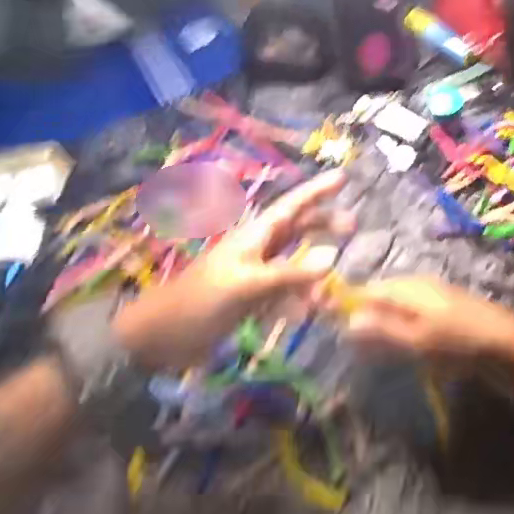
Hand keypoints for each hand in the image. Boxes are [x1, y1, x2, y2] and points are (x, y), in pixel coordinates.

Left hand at [112, 169, 350, 369]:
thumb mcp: (248, 285)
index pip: (294, 205)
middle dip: (324, 224)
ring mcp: (255, 273)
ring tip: (331, 286)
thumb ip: (290, 272)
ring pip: (294, 261)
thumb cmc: (201, 301)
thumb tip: (333, 256)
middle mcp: (259, 247)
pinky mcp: (251, 298)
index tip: (344, 176)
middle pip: (298, 227)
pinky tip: (306, 311)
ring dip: (312, 269)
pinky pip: (284, 290)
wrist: (160, 337)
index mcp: (255, 234)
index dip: (318, 190)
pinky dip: (297, 297)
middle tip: (353, 227)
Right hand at [344, 277, 513, 366]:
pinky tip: (401, 342)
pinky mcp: (446, 311)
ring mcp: (434, 296)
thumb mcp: (417, 339)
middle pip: (383, 294)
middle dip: (364, 310)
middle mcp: (419, 284)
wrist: (507, 344)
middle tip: (347, 336)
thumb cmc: (458, 340)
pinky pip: (413, 312)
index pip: (369, 289)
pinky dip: (400, 324)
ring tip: (369, 343)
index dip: (348, 300)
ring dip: (383, 319)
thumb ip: (382, 328)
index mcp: (408, 286)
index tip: (327, 316)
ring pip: (398, 303)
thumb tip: (347, 319)